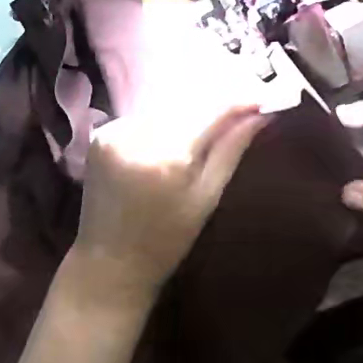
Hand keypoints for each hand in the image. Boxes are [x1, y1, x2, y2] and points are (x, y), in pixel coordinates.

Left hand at [68, 103, 268, 310]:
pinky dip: (157, 123)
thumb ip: (231, 150)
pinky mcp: (100, 135)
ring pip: (163, 108)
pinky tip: (167, 141)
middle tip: (239, 112)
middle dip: (211, 107)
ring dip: (184, 114)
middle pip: (186, 105)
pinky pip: (140, 117)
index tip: (261, 99)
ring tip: (204, 128)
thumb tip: (261, 113)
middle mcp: (138, 136)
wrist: (110, 263)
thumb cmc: (167, 240)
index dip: (238, 102)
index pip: (210, 111)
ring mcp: (113, 133)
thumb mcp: (207, 198)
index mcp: (168, 158)